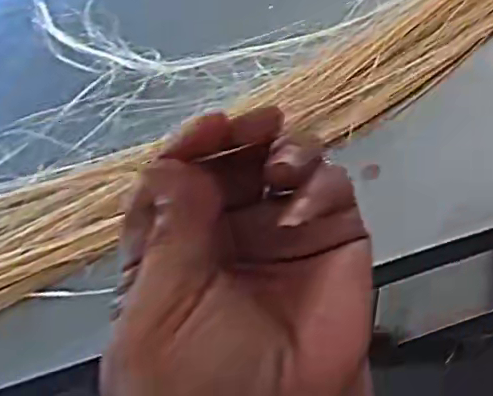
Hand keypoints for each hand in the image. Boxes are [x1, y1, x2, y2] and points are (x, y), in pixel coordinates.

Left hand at [102, 108, 372, 395]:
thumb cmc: (197, 383)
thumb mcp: (156, 317)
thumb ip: (167, 236)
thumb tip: (168, 163)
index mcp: (178, 251)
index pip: (179, 182)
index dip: (191, 147)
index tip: (210, 126)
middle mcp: (232, 231)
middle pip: (236, 160)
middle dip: (245, 134)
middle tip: (258, 122)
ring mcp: (286, 228)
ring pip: (288, 159)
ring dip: (286, 149)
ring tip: (281, 168)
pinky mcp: (336, 230)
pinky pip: (330, 185)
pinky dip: (318, 185)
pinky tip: (302, 213)